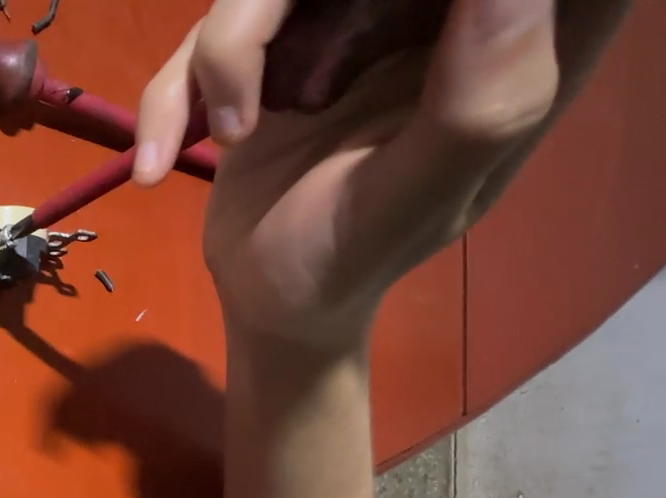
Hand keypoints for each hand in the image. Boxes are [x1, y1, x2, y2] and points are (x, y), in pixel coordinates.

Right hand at [134, 0, 628, 354]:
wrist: (267, 300)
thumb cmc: (353, 259)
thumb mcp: (419, 196)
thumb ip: (481, 100)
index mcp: (506, 28)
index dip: (406, 2)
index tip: (377, 31)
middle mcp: (422, 6)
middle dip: (274, 14)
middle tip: (261, 93)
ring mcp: (336, 17)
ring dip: (223, 52)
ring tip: (230, 137)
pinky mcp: (261, 49)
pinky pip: (201, 37)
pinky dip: (168, 99)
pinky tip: (158, 161)